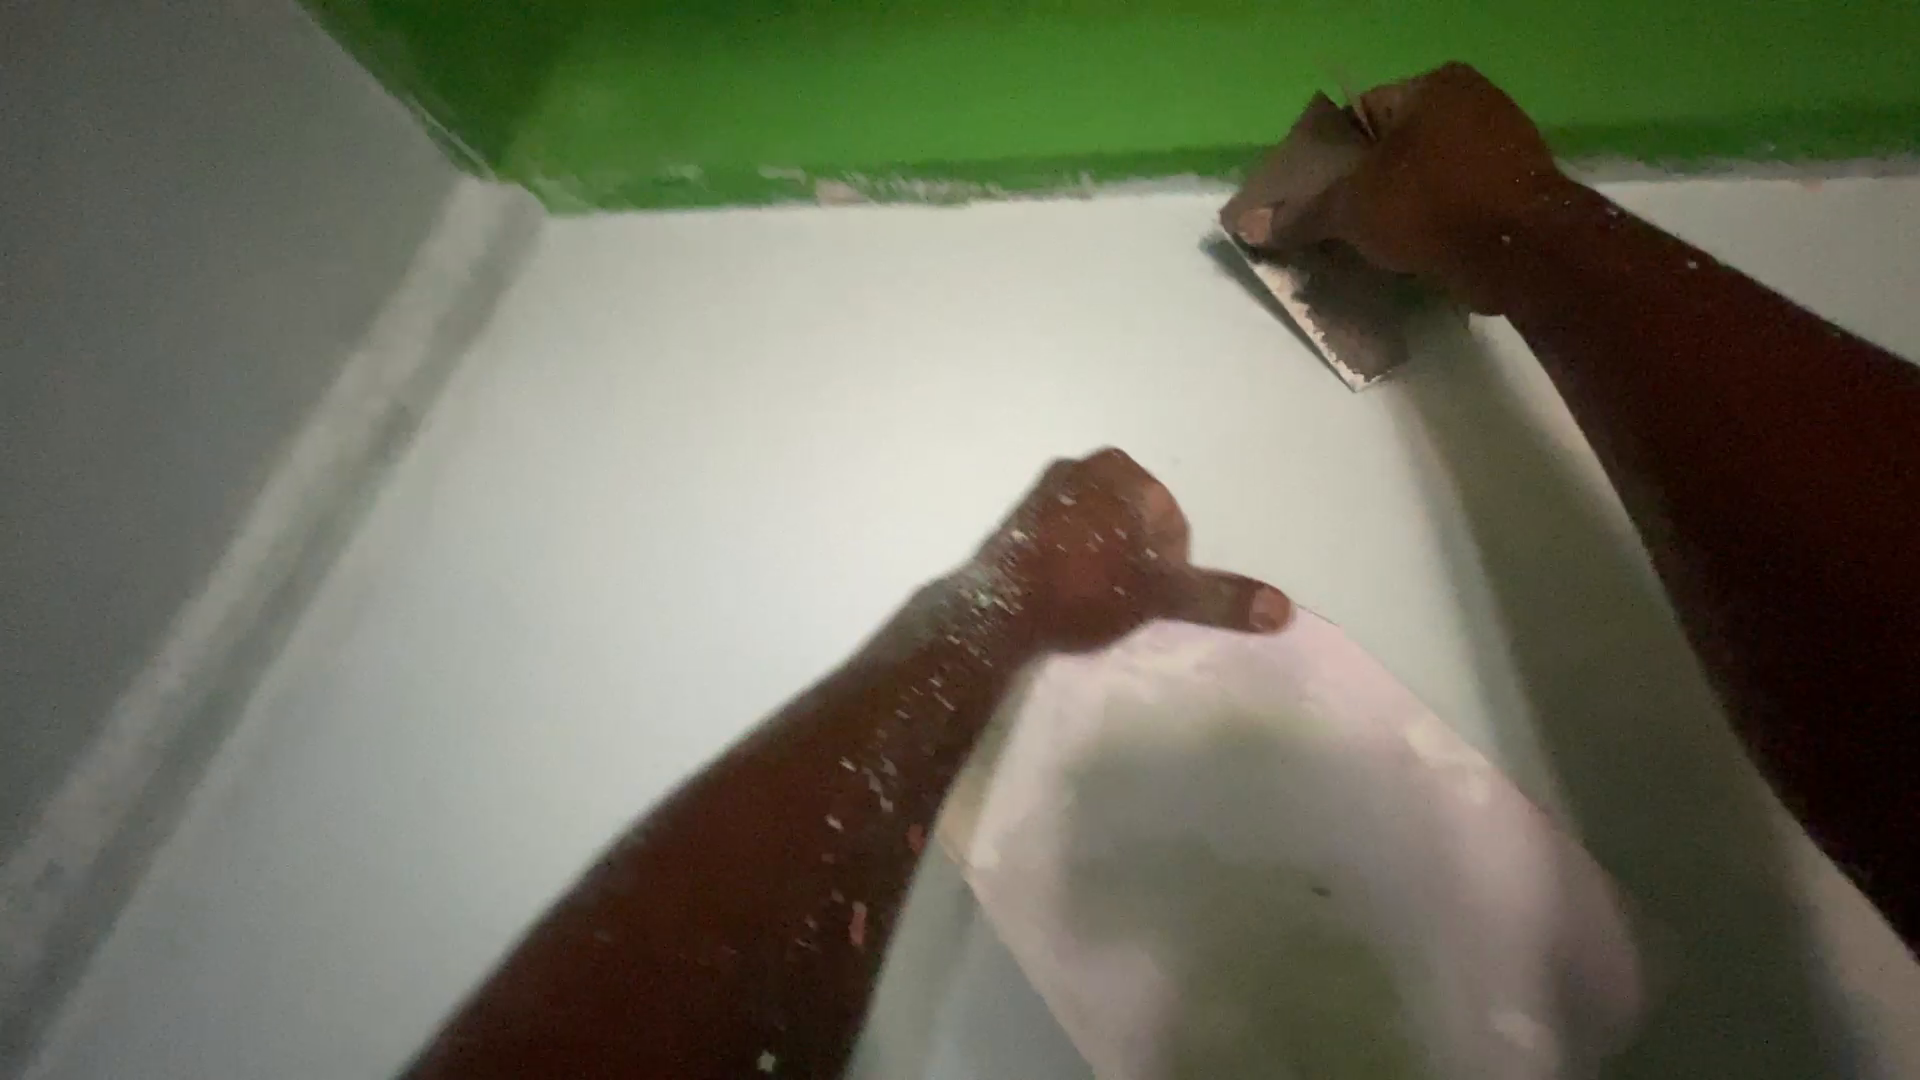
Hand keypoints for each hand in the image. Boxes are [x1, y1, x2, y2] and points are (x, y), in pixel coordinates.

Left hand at [974, 449, 1291, 651]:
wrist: (999, 611)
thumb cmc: (1084, 592)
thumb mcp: (1157, 594)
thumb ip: (1216, 597)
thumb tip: (1284, 608)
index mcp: (1122, 472)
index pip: (1171, 522)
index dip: (1166, 566)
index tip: (1140, 594)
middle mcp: (1084, 466)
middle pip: (1137, 520)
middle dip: (1137, 557)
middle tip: (1115, 596)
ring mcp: (1047, 487)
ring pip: (1102, 525)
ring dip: (1106, 556)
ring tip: (1087, 595)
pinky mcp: (1020, 513)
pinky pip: (1067, 531)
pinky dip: (1074, 554)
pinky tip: (1063, 586)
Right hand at [1274, 63, 1561, 313]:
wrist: (1519, 251)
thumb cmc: (1428, 208)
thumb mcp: (1350, 210)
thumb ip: (1299, 216)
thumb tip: (1247, 225)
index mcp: (1432, 87)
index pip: (1357, 115)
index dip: (1323, 158)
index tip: (1305, 197)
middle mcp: (1469, 101)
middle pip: (1387, 148)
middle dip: (1355, 188)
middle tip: (1325, 225)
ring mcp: (1496, 143)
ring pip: (1416, 177)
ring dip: (1387, 210)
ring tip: (1356, 244)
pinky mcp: (1509, 186)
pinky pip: (1446, 201)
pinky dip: (1420, 223)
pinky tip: (1399, 251)